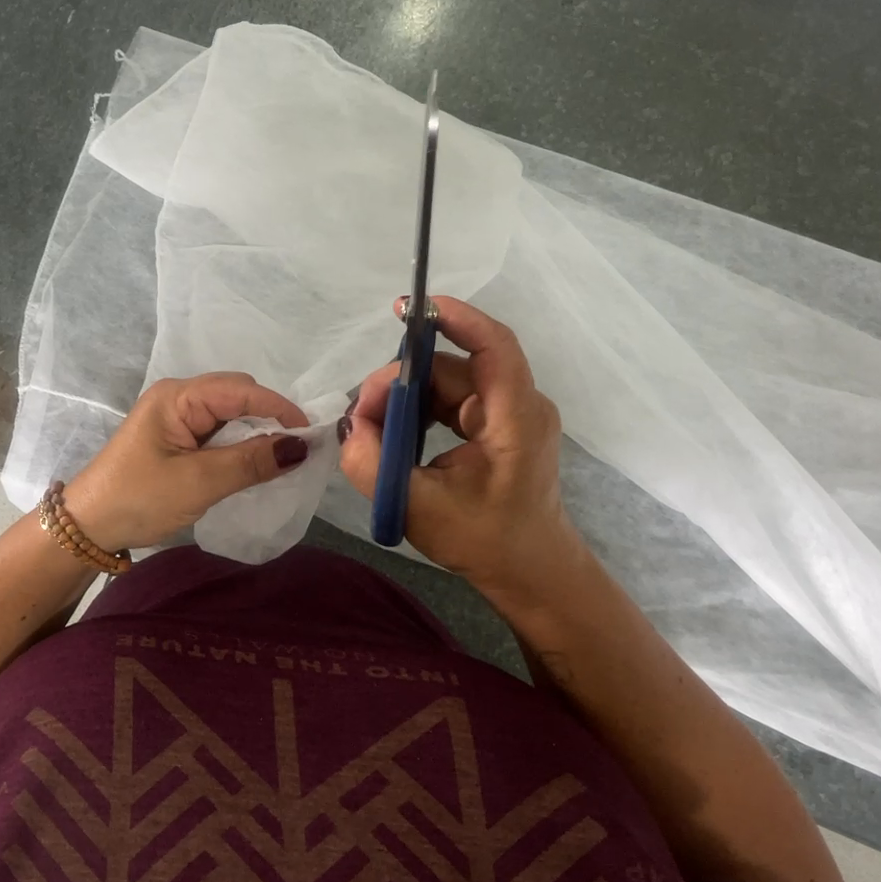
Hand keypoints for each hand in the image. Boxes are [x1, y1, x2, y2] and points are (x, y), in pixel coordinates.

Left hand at [66, 373, 311, 552]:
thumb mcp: (199, 482)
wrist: (88, 526)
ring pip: (229, 415)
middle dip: (268, 418)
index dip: (279, 408)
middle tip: (296, 451)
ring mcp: (174, 418)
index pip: (241, 389)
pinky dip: (237, 445)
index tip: (312, 435)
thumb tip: (301, 447)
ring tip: (280, 460)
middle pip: (236, 396)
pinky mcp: (174, 439)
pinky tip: (252, 464)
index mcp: (177, 397)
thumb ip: (251, 462)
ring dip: (254, 434)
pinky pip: (216, 433)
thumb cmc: (138, 499)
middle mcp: (176, 398)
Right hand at [338, 296, 585, 586]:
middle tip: (360, 415)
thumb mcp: (416, 506)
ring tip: (370, 430)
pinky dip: (415, 410)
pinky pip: (448, 401)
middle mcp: (517, 406)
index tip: (408, 308)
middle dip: (400, 380)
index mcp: (514, 420)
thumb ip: (372, 464)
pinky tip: (392, 433)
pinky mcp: (494, 426)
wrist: (530, 573)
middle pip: (452, 368)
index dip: (455, 319)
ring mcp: (507, 415)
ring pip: (445, 383)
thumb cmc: (484, 541)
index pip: (493, 347)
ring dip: (403, 398)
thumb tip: (350, 426)